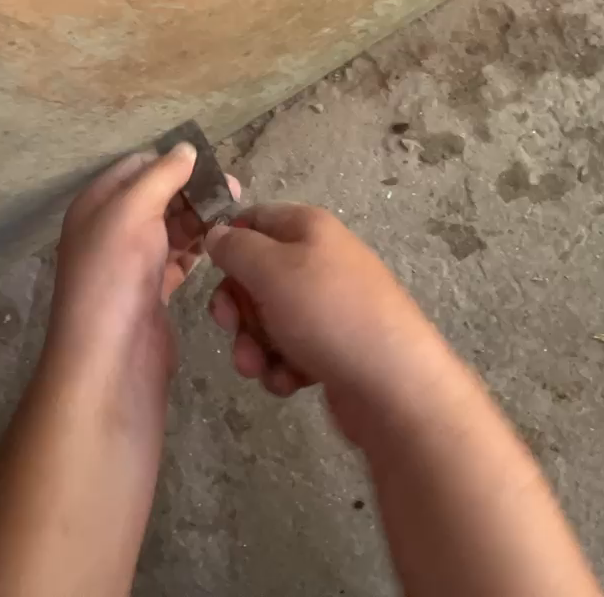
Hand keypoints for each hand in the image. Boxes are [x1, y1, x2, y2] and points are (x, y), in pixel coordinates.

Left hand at [49, 144, 238, 373]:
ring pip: (171, 227)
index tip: (212, 166)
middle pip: (158, 196)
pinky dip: (198, 248)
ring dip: (200, 219)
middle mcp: (111, 229)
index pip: (138, 166)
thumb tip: (186, 148)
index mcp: (97, 204)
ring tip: (235, 217)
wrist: (111, 357)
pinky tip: (222, 245)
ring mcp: (132, 262)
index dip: (173, 162)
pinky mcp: (152, 290)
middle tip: (234, 192)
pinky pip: (178, 257)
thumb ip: (161, 175)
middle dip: (194, 191)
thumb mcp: (134, 210)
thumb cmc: (116, 273)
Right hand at [203, 203, 458, 441]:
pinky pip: (290, 349)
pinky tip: (291, 381)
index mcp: (309, 228)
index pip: (254, 219)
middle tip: (233, 329)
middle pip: (256, 275)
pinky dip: (282, 366)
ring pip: (268, 318)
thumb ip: (237, 248)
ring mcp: (329, 305)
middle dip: (238, 308)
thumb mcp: (272, 270)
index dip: (228, 244)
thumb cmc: (328, 314)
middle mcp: (320, 260)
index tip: (212, 274)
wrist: (392, 384)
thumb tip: (216, 232)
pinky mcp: (333, 346)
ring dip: (255, 345)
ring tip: (261, 367)